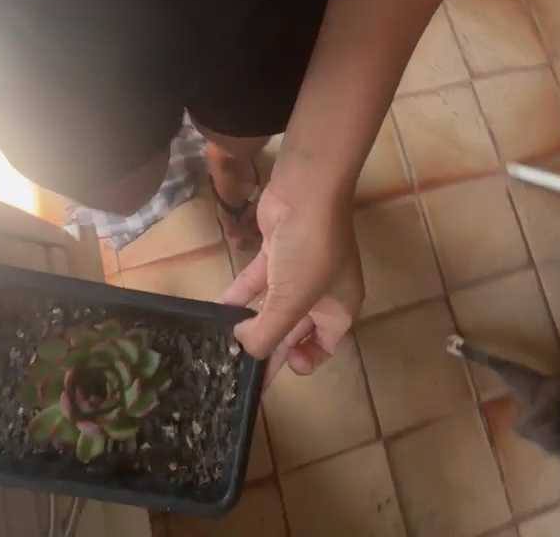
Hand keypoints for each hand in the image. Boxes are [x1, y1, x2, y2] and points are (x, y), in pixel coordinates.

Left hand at [221, 179, 361, 377]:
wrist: (307, 190)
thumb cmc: (311, 248)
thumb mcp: (293, 300)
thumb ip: (270, 333)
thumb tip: (246, 348)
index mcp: (340, 306)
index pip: (327, 344)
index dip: (308, 359)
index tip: (282, 363)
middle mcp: (322, 290)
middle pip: (296, 328)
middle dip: (272, 347)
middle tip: (241, 370)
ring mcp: (298, 268)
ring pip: (274, 305)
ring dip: (253, 322)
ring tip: (225, 344)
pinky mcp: (276, 251)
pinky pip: (257, 282)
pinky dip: (241, 295)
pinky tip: (219, 310)